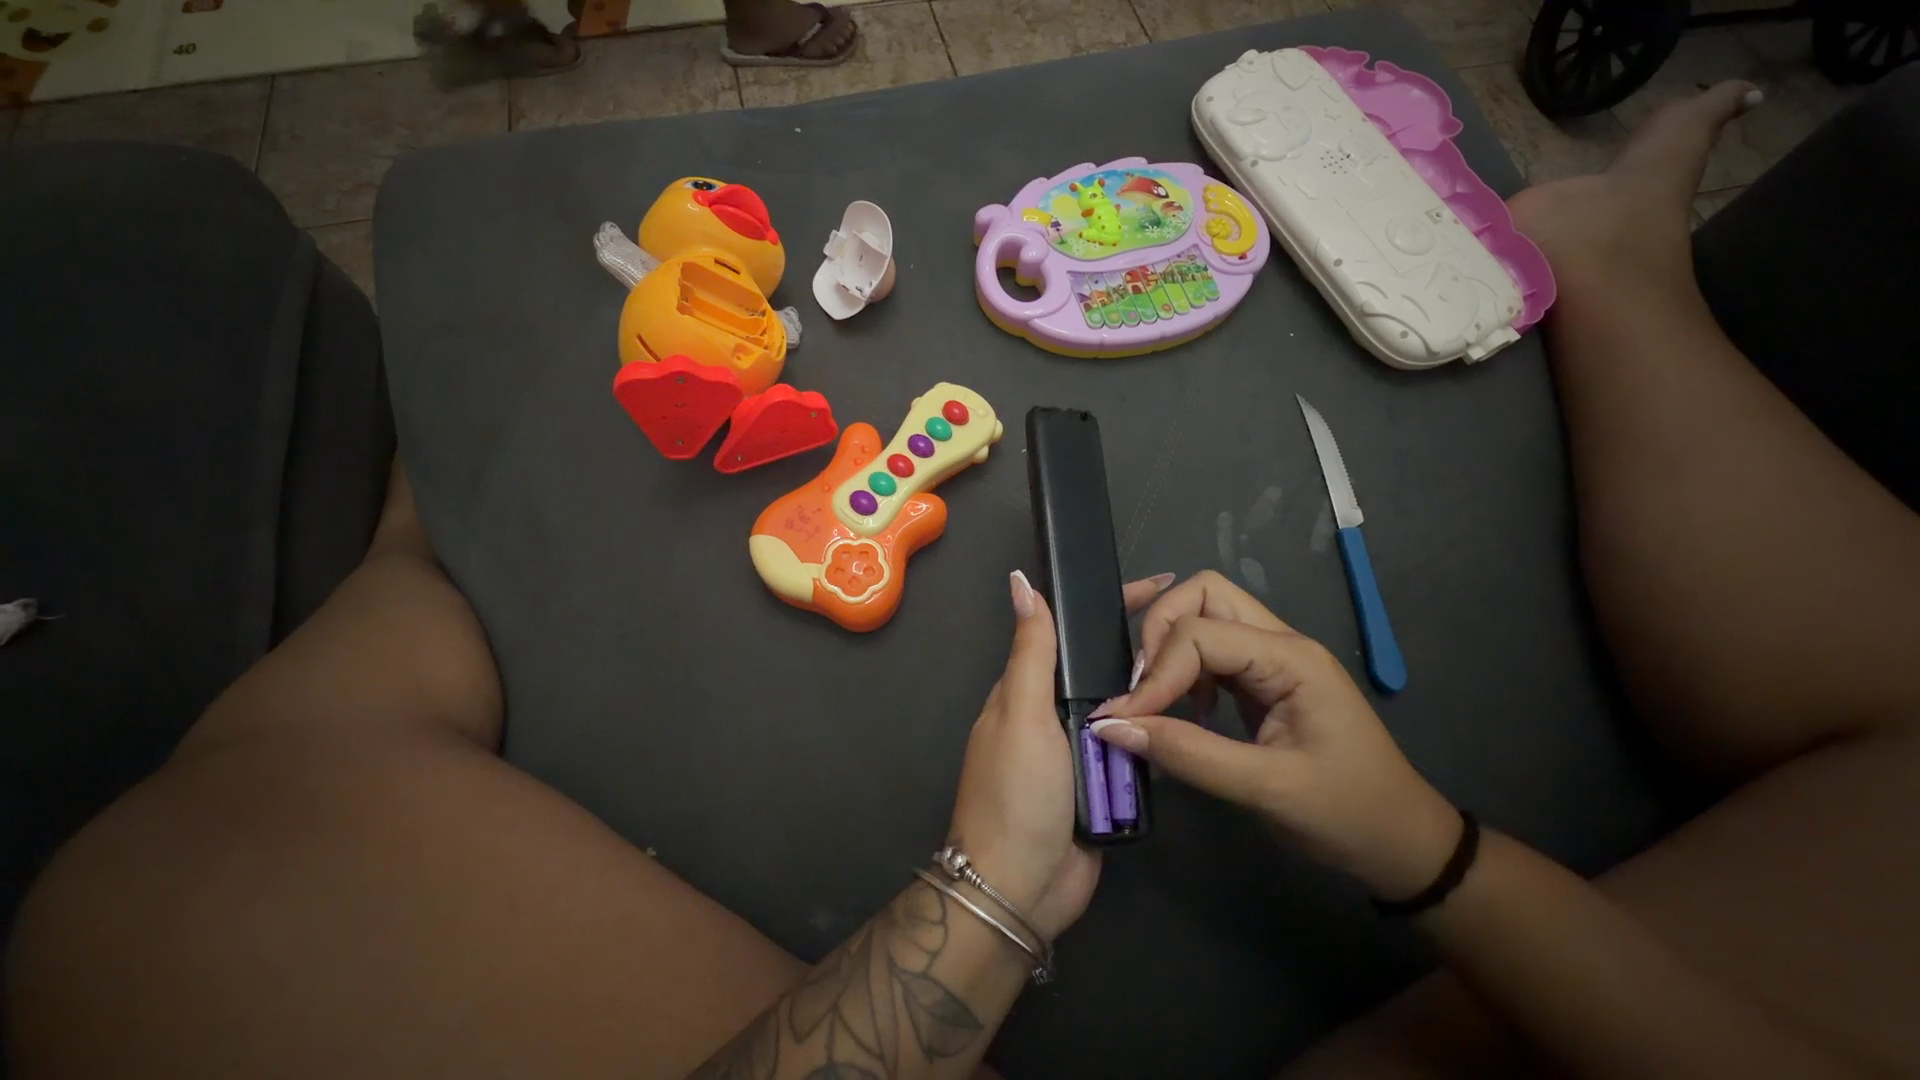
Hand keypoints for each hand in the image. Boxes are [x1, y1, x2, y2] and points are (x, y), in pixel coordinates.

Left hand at [946, 570, 1171, 940]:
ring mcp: (1079, 754)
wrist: (1022, 887)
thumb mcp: (1021, 713)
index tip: (1161, 587)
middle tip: (1200, 634)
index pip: (1069, 634)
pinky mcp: (1102, 787)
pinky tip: (1191, 719)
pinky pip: (1133, 753)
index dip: (1109, 608)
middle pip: (1103, 674)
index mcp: (1024, 692)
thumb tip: (1019, 582)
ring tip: (1207, 671)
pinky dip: (1153, 740)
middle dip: (1143, 655)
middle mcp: (1051, 717)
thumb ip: (1030, 651)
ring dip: (1154, 698)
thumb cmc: (1016, 791)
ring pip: (1124, 712)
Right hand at [1087, 571, 1459, 900]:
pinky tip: (1184, 713)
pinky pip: (1212, 652)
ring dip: (1169, 650)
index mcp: (1290, 659)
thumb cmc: (1347, 815)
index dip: (1155, 674)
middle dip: (1159, 632)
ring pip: (1205, 616)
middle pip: (1202, 595)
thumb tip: (1112, 727)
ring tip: (1156, 702)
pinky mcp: (1264, 682)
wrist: (1403, 844)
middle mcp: (1280, 644)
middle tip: (1142, 691)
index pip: (1199, 634)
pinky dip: (1183, 671)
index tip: (1123, 720)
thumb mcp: (1267, 790)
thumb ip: (1189, 754)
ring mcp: (1273, 660)